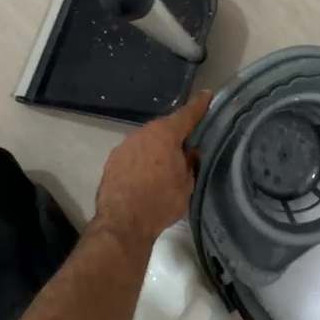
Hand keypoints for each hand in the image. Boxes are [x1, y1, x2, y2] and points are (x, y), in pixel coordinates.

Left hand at [90, 93, 211, 249]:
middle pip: (165, 127)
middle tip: (186, 144)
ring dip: (157, 147)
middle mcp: (144, 133)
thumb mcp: (187, 184)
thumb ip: (191, 163)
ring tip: (164, 164)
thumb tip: (190, 152)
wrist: (123, 224)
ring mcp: (125, 145)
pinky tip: (145, 174)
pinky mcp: (112, 160)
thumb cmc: (161, 202)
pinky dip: (142, 159)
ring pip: (147, 140)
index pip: (187, 114)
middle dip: (176, 133)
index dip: (199, 105)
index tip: (207, 95)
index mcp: (166, 134)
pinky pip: (134, 153)